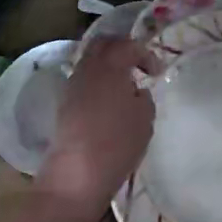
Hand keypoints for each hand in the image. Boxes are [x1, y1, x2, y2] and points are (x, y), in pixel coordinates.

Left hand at [37, 39, 153, 207]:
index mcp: (110, 67)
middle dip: (122, 49)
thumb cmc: (118, 142)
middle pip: (102, 44)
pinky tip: (110, 102)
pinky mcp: (64, 106)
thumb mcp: (145, 117)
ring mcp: (72, 87)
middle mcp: (87, 70)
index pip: (128, 45)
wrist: (76, 176)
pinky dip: (98, 82)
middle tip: (138, 65)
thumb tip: (134, 92)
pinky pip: (84, 81)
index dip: (146, 54)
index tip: (157, 73)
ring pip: (90, 62)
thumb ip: (143, 97)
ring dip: (108, 67)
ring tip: (125, 86)